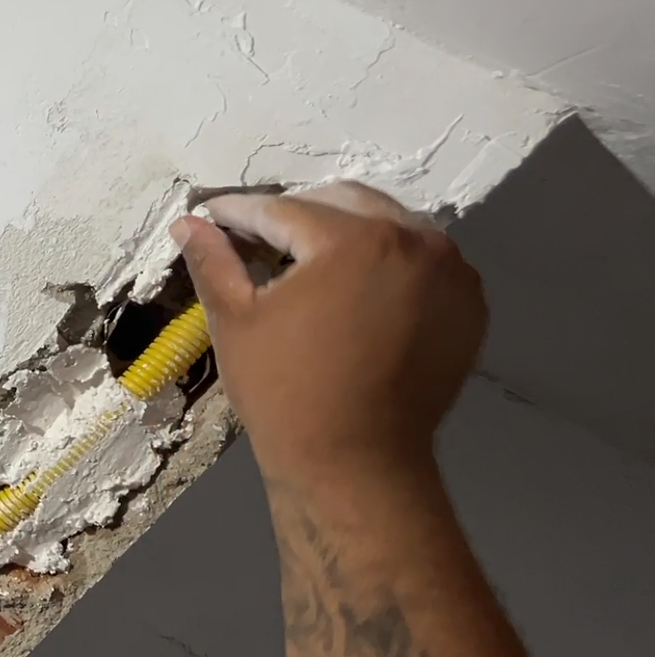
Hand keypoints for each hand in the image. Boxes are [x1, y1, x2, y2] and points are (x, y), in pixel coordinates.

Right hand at [170, 182, 486, 485]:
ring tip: (301, 261)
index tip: (210, 215)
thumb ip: (212, 261)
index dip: (238, 211)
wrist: (351, 454)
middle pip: (344, 202)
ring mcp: (451, 270)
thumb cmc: (278, 386)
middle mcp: (414, 240)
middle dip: (294, 212)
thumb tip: (188, 224)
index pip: (283, 209)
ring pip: (388, 225)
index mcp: (351, 241)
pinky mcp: (468, 301)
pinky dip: (380, 262)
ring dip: (341, 232)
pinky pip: (420, 260)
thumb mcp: (233, 319)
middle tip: (253, 236)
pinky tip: (347, 291)